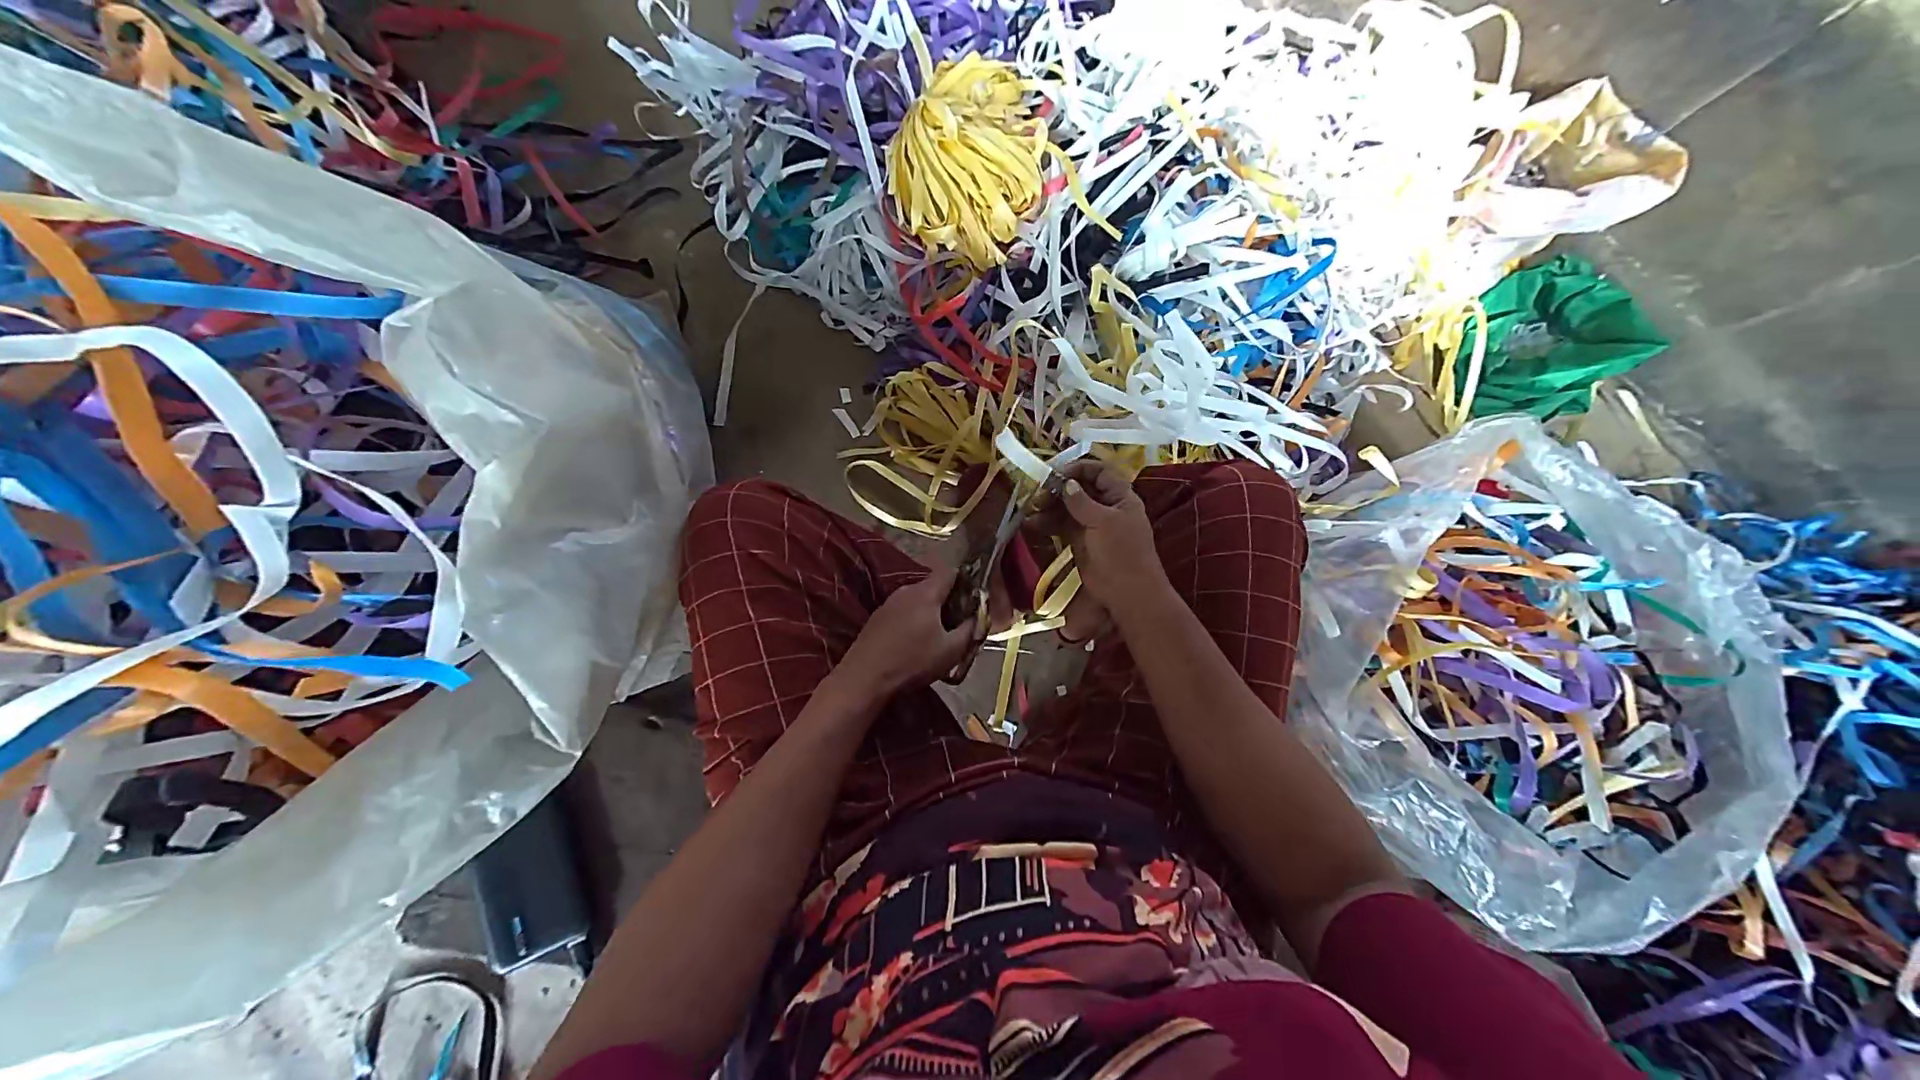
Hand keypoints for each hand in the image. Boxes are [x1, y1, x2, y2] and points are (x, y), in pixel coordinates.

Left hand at [837, 564, 979, 697]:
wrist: (864, 678)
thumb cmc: (913, 661)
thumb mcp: (951, 650)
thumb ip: (970, 629)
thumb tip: (978, 617)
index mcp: (926, 593)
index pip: (950, 572)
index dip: (966, 581)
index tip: (974, 600)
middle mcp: (906, 591)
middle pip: (934, 587)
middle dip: (949, 602)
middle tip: (959, 624)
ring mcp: (888, 603)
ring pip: (917, 600)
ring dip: (930, 613)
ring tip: (938, 637)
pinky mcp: (877, 618)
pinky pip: (903, 611)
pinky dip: (914, 621)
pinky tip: (915, 643)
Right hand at [1039, 461, 1168, 617]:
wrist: (1128, 592)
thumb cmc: (1121, 553)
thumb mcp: (1103, 522)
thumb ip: (1082, 502)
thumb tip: (1066, 483)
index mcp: (1120, 497)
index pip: (1099, 472)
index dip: (1078, 469)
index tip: (1055, 473)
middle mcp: (1106, 507)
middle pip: (1080, 489)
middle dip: (1058, 489)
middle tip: (1038, 494)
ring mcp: (1092, 524)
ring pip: (1068, 507)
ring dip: (1049, 507)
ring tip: (1032, 510)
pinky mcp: (1080, 541)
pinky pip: (1062, 526)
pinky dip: (1048, 524)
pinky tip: (1032, 525)